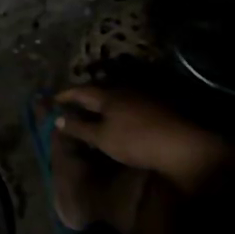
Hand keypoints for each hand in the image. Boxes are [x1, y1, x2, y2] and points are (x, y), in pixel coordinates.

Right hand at [54, 87, 228, 191]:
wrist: (181, 145)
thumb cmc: (136, 140)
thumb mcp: (102, 138)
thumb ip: (80, 127)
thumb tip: (58, 118)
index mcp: (107, 94)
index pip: (80, 90)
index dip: (65, 94)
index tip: (53, 99)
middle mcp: (124, 89)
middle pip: (99, 89)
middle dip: (84, 96)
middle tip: (71, 105)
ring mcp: (143, 96)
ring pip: (116, 96)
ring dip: (102, 103)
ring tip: (93, 113)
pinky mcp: (157, 106)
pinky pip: (129, 103)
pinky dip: (118, 110)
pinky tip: (118, 120)